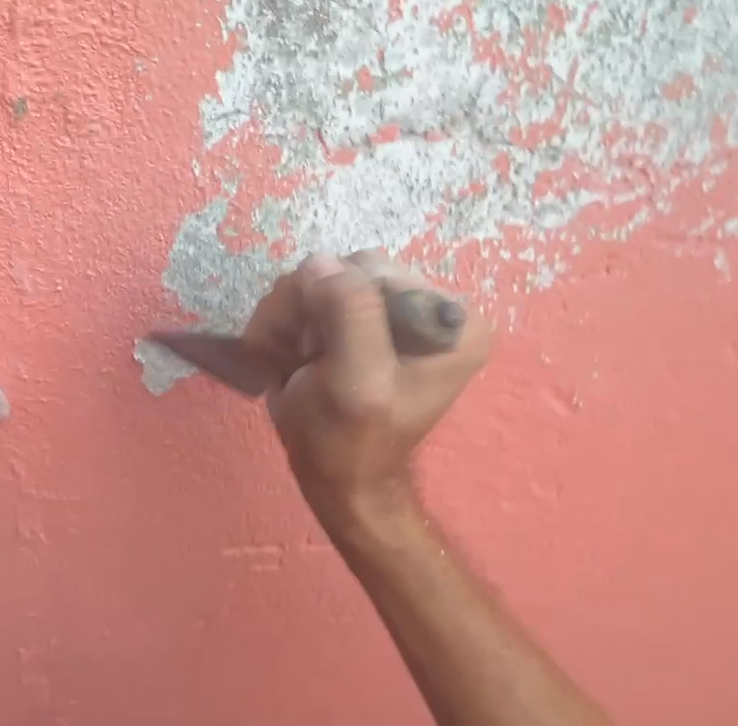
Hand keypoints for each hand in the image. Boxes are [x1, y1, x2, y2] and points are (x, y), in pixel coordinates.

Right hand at [242, 251, 490, 532]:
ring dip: (288, 316)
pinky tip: (286, 354)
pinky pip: (304, 292)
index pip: (378, 272)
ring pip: (315, 278)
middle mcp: (425, 305)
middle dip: (307, 308)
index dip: (337, 302)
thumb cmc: (352, 441)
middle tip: (301, 355)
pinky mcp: (353, 316)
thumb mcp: (358, 382)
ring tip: (291, 359)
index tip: (322, 349)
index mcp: (454, 321)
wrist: (335, 477)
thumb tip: (320, 261)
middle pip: (343, 269)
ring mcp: (385, 309)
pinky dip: (284, 321)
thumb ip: (350, 315)